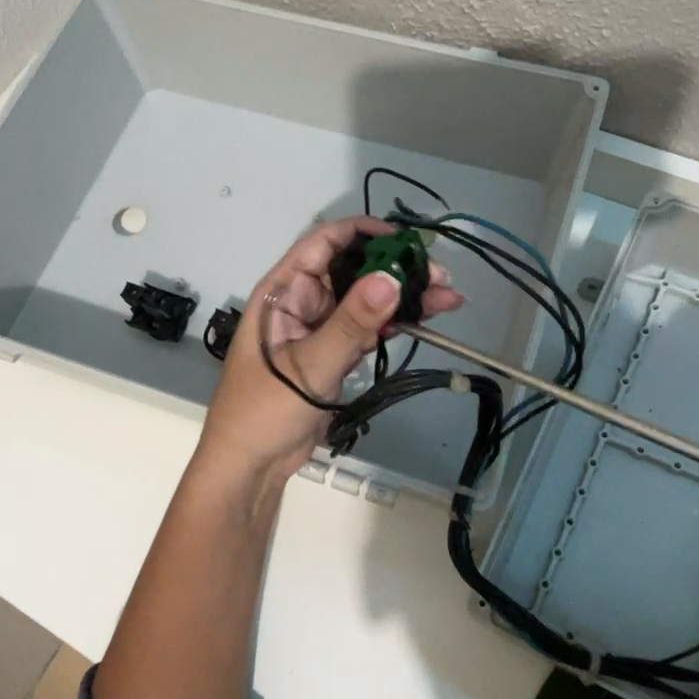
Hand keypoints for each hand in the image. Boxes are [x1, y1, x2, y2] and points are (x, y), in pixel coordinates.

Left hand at [194, 217, 463, 483]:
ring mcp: (318, 327)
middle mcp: (302, 301)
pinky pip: (366, 328)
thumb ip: (351, 323)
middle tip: (440, 278)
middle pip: (353, 270)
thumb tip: (391, 279)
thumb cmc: (265, 410)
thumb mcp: (310, 365)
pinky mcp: (332, 353)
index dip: (364, 233)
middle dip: (395, 269)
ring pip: (365, 299)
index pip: (324, 242)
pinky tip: (424, 321)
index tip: (406, 241)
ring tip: (447, 298)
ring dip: (403, 298)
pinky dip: (393, 324)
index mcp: (284, 291)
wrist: (251, 464)